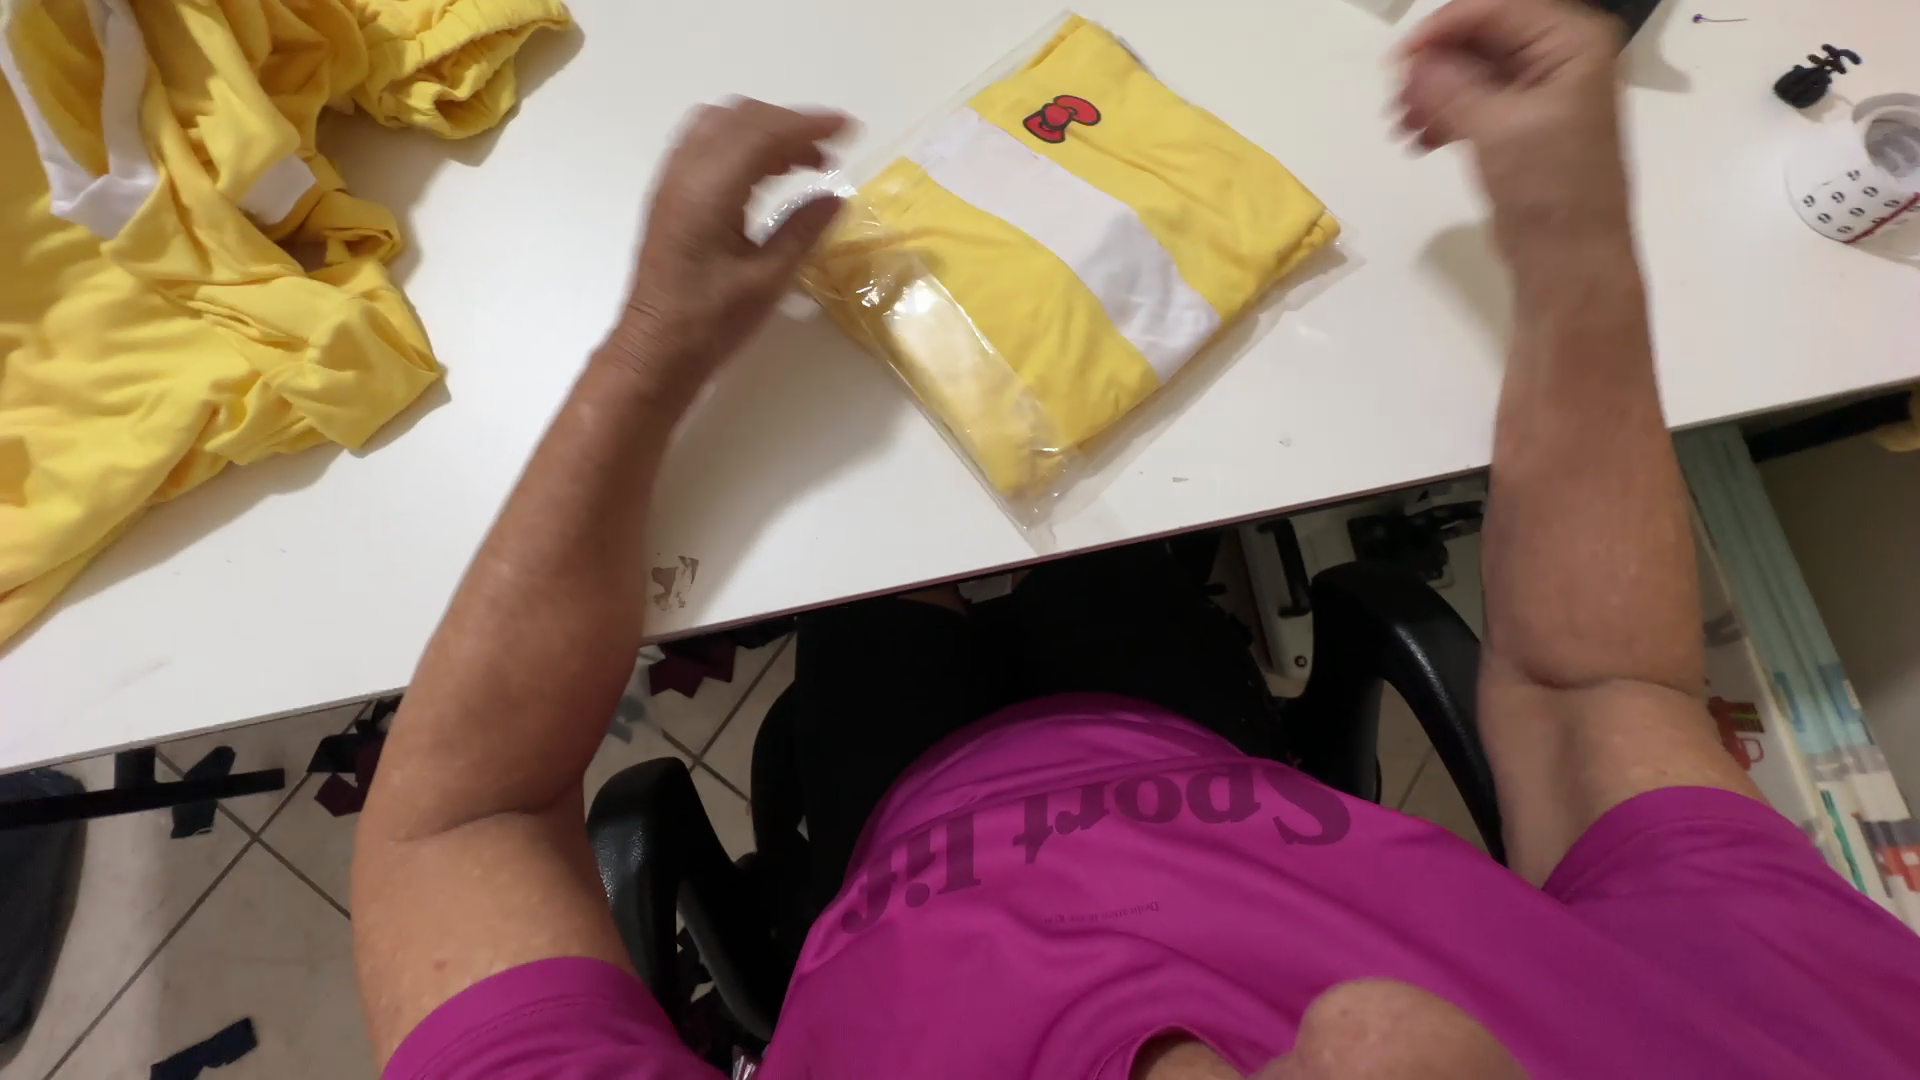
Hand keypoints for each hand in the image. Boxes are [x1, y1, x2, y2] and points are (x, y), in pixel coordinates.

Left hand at [605, 99, 848, 408]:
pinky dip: (743, 144)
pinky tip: (768, 174)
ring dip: (766, 131)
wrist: (657, 347)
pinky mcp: (671, 194)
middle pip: (742, 118)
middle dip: (791, 125)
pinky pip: (707, 144)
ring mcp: (674, 179)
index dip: (810, 126)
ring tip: (805, 161)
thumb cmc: (713, 322)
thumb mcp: (768, 281)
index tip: (848, 129)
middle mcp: (688, 171)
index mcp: (712, 190)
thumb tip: (835, 198)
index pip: (765, 133)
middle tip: (830, 152)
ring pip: (722, 125)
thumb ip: (802, 232)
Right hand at [1396, 0, 1630, 260]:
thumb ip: (1453, 89)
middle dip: (1433, 68)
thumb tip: (1413, 64)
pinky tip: (1418, 142)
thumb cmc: (1548, 184)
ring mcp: (1535, 95)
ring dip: (1430, 96)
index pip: (1497, 11)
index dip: (1442, 30)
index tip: (1393, 63)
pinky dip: (1440, 118)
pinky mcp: (1516, 130)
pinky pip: (1470, 107)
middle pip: (1480, 41)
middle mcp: (1556, 58)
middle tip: (1393, 102)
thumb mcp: (1499, 128)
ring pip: (1470, 76)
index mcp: (1569, 41)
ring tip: (1400, 129)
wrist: (1566, 251)